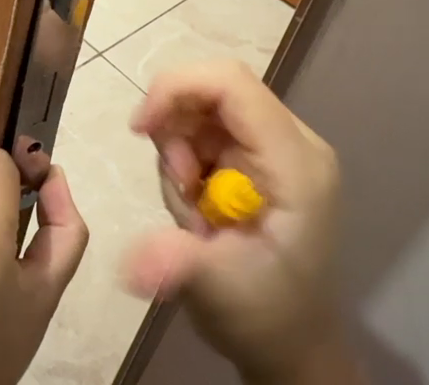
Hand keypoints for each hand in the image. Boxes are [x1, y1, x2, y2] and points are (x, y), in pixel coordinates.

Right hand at [124, 63, 356, 383]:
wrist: (290, 344)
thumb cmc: (265, 317)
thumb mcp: (219, 291)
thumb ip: (177, 263)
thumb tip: (134, 264)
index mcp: (294, 164)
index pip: (231, 84)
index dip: (177, 89)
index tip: (141, 128)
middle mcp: (290, 143)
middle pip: (212, 88)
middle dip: (174, 126)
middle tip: (176, 182)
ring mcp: (274, 148)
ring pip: (202, 108)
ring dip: (177, 147)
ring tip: (192, 207)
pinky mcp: (257, 157)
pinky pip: (205, 129)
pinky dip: (184, 157)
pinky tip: (196, 202)